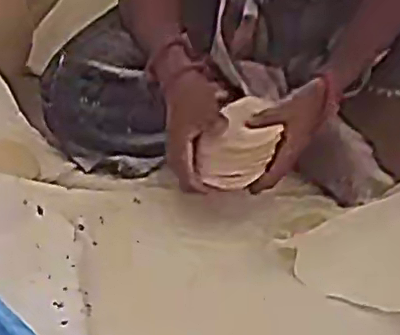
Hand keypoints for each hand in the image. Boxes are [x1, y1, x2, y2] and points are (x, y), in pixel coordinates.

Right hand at [162, 68, 225, 192]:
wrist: (179, 79)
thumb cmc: (192, 95)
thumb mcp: (208, 112)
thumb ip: (216, 128)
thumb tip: (225, 134)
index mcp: (180, 154)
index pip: (189, 183)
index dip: (204, 190)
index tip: (220, 190)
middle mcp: (175, 155)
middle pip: (187, 182)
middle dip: (202, 186)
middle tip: (220, 185)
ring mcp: (176, 148)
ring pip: (187, 172)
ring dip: (200, 176)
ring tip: (216, 175)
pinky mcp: (180, 141)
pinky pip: (188, 161)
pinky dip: (199, 165)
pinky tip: (211, 159)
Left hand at [248, 73, 337, 192]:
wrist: (326, 91)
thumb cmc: (307, 101)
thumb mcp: (284, 107)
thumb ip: (264, 117)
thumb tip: (246, 124)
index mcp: (289, 152)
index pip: (272, 178)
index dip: (258, 186)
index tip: (244, 187)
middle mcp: (292, 156)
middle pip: (273, 178)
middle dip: (258, 182)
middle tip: (242, 179)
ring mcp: (295, 150)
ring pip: (277, 170)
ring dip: (264, 172)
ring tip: (247, 169)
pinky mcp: (296, 143)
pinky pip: (280, 160)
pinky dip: (269, 162)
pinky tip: (259, 155)